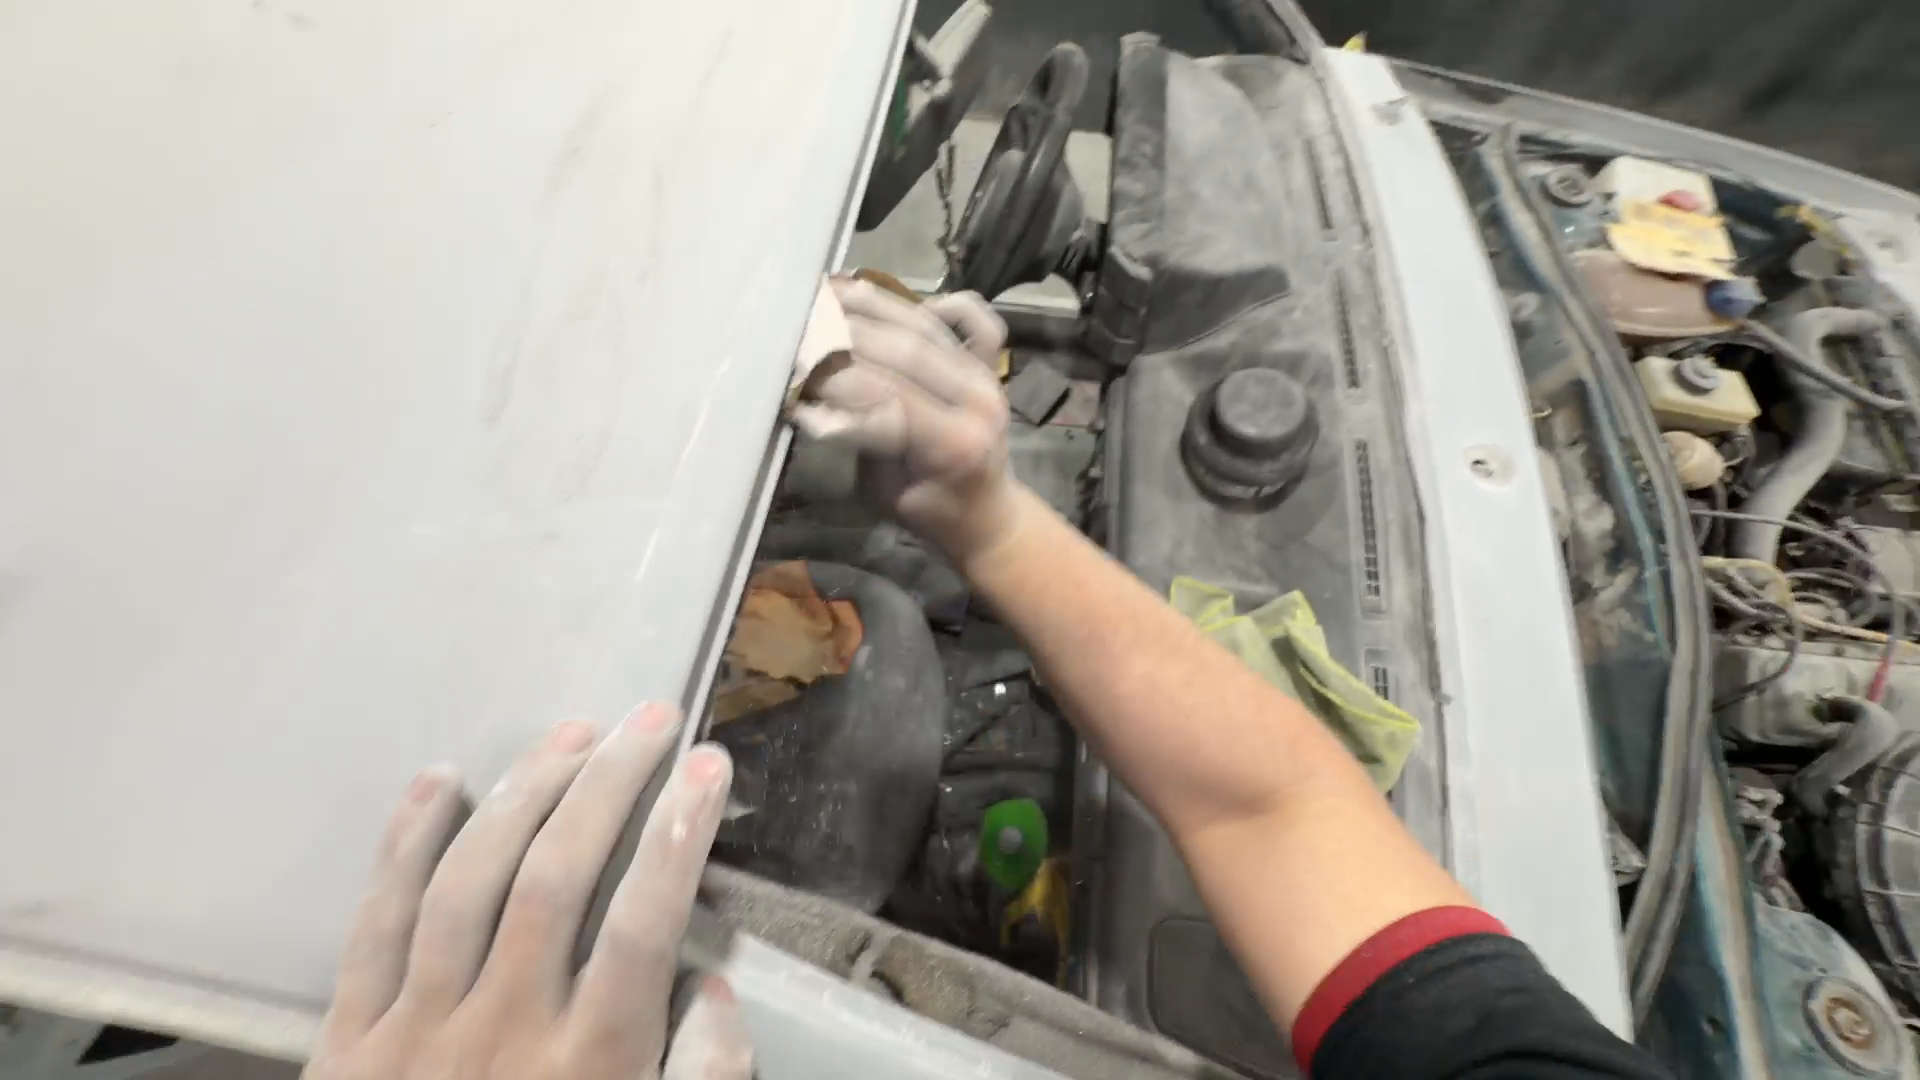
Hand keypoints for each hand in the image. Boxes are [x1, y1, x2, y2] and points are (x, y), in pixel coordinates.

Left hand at [303, 705, 749, 1079]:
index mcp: (586, 1066)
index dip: (679, 837)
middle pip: (556, 878)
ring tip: (574, 731)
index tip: (709, 763)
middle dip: (610, 783)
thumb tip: (714, 988)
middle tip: (650, 718)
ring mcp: (413, 1033)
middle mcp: (501, 1031)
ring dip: (526, 792)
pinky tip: (438, 780)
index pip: (643, 927)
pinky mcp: (346, 1043)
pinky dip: (403, 846)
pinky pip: (373, 927)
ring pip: (469, 882)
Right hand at [796, 279, 1027, 567]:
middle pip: (905, 350)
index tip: (794, 363)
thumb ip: (858, 441)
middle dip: (846, 334)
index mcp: (953, 443)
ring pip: (926, 326)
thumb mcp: (882, 491)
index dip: (837, 377)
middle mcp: (976, 399)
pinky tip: (904, 304)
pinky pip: (976, 318)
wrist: (987, 513)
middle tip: (799, 321)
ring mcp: (987, 376)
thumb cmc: (929, 511)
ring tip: (828, 292)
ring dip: (874, 306)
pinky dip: (944, 303)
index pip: (886, 395)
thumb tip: (812, 400)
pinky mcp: (990, 365)